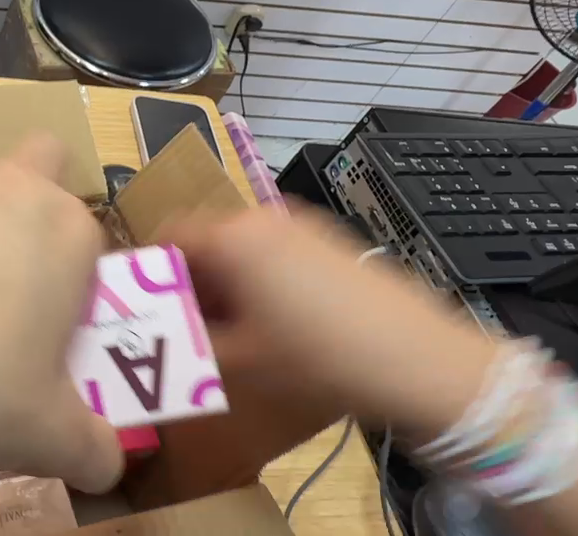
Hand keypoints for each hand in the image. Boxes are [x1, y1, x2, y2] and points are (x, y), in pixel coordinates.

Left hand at [0, 133, 123, 491]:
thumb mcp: (49, 436)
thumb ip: (92, 448)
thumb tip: (105, 464)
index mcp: (67, 231)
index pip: (93, 240)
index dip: (81, 283)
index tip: (58, 331)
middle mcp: (12, 191)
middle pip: (42, 154)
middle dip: (41, 185)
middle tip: (23, 259)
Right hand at [167, 207, 498, 443]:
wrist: (426, 361)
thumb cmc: (322, 357)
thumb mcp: (243, 359)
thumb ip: (189, 341)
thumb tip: (159, 333)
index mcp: (230, 235)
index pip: (167, 236)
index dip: (153, 271)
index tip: (151, 305)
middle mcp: (257, 216)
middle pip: (203, 237)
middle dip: (191, 277)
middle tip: (191, 322)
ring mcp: (296, 222)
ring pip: (238, 243)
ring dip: (224, 277)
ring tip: (233, 324)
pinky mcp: (326, 236)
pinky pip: (271, 247)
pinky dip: (257, 273)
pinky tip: (276, 315)